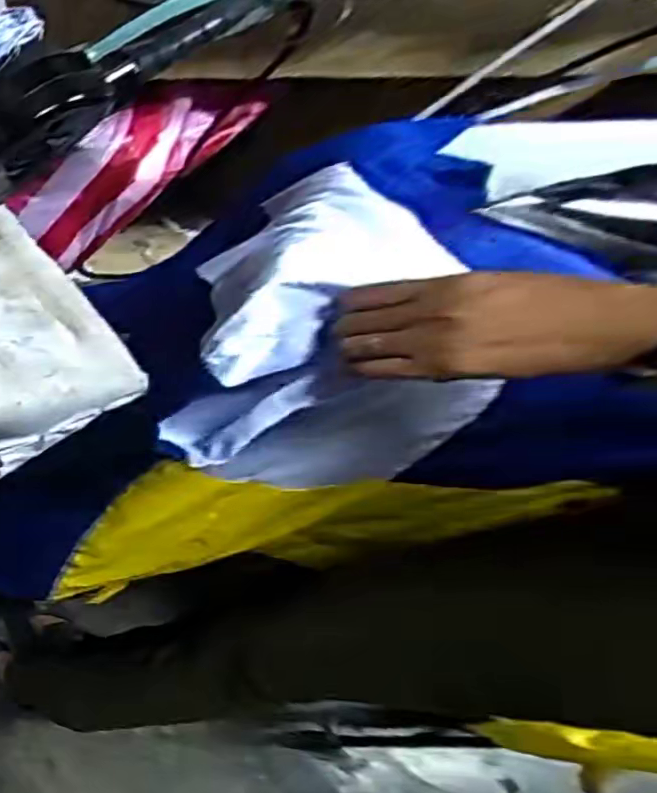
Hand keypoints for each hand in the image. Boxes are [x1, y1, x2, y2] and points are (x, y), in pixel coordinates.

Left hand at [334, 272, 656, 378]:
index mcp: (445, 285)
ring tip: (345, 351)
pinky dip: (361, 368)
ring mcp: (429, 343)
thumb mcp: (488, 281)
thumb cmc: (549, 298)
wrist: (597, 325)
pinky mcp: (435, 370)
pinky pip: (378, 371)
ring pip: (360, 348)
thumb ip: (438, 293)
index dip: (345, 304)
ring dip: (346, 350)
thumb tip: (393, 304)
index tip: (336, 309)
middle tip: (336, 334)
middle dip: (341, 329)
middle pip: (356, 323)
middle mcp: (429, 312)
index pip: (371, 294)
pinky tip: (356, 367)